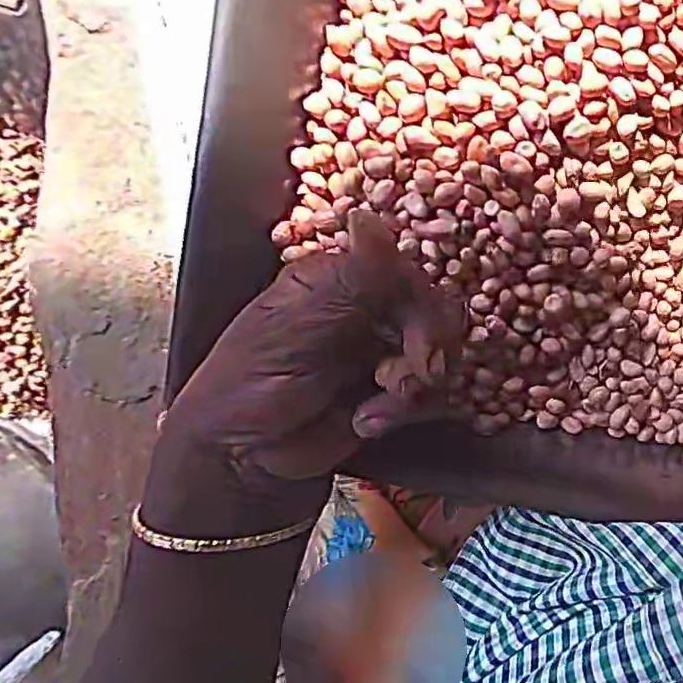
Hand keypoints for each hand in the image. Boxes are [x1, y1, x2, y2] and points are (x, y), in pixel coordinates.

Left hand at [145, 211, 462, 537]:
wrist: (241, 465)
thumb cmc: (247, 389)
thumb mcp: (294, 332)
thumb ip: (346, 282)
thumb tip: (370, 218)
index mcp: (339, 282)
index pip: (408, 278)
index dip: (425, 312)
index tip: (422, 349)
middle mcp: (369, 309)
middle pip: (435, 313)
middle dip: (428, 352)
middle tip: (411, 383)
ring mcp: (384, 348)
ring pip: (441, 351)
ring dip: (416, 386)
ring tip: (376, 408)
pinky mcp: (393, 386)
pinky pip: (432, 389)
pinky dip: (408, 410)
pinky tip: (369, 422)